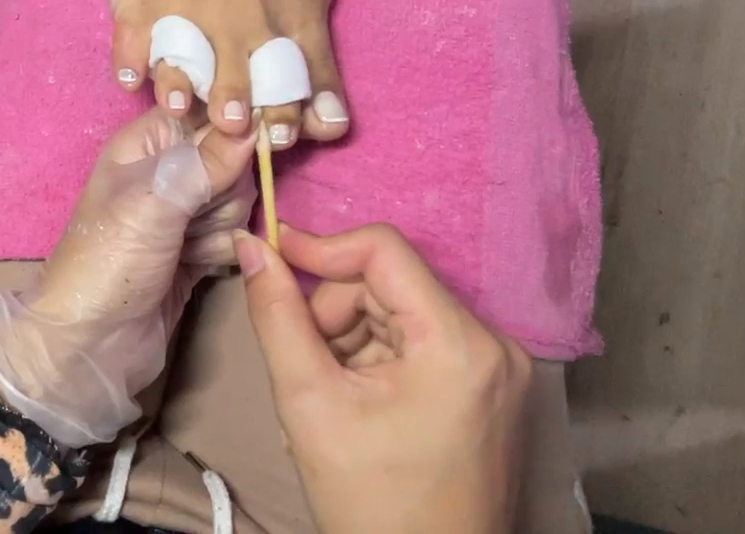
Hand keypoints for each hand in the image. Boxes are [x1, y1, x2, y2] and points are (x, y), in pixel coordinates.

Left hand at [0, 107, 255, 446]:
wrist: (92, 341)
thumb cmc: (109, 259)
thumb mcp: (155, 201)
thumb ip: (206, 161)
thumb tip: (253, 121)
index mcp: (145, 143)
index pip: (207, 112)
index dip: (231, 127)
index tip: (242, 150)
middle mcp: (165, 169)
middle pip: (232, 158)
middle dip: (224, 191)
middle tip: (191, 216)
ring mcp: (181, 210)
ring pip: (237, 199)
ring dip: (220, 227)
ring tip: (185, 247)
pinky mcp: (196, 247)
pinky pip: (234, 235)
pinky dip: (221, 251)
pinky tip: (196, 266)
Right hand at [235, 224, 530, 533]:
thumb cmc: (369, 500)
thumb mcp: (307, 398)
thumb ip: (275, 312)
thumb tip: (249, 243)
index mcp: (460, 344)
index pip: (383, 250)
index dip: (320, 247)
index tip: (271, 257)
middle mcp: (492, 344)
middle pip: (383, 283)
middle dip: (332, 312)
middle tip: (308, 365)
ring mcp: (495, 366)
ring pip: (391, 308)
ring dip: (346, 336)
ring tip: (332, 393)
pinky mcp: (486, 384)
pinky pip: (410, 337)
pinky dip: (370, 355)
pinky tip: (357, 400)